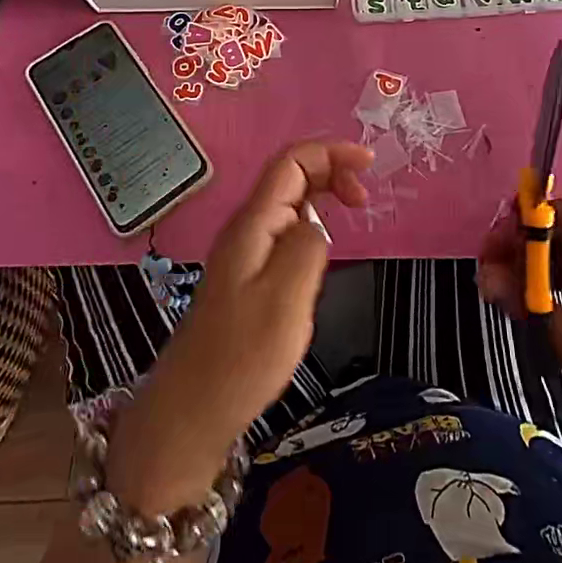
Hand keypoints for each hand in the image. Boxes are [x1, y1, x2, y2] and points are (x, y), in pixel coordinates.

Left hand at [106, 140, 371, 511]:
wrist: (191, 410)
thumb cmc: (241, 357)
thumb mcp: (285, 299)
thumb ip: (308, 248)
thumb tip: (318, 224)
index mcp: (254, 224)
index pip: (291, 162)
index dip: (331, 152)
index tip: (370, 163)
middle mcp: (247, 228)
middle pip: (290, 175)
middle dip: (331, 170)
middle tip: (365, 195)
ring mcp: (245, 251)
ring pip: (289, 201)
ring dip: (324, 193)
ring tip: (355, 210)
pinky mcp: (249, 275)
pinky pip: (286, 228)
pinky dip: (315, 220)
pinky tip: (326, 242)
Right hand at [477, 199, 561, 460]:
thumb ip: (527, 299)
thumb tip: (491, 272)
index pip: (561, 213)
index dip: (522, 222)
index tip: (490, 250)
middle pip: (561, 235)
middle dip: (520, 252)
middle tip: (488, 281)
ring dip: (533, 274)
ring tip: (502, 299)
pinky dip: (553, 291)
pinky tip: (531, 311)